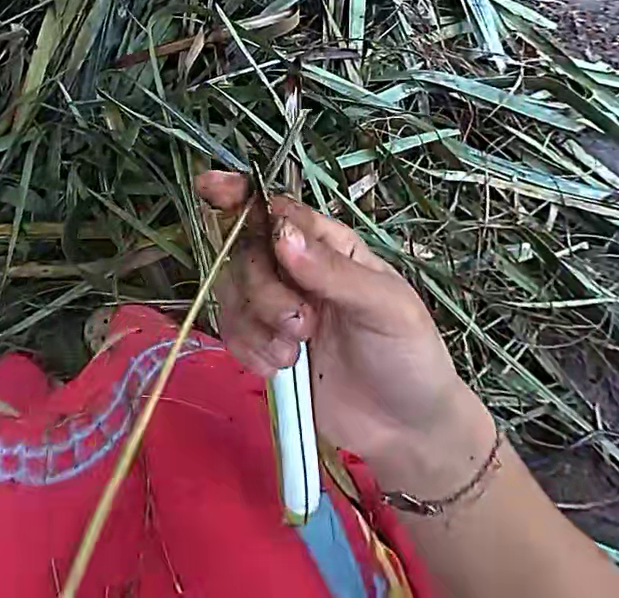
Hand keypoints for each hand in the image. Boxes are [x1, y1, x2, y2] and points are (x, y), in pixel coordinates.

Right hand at [195, 171, 493, 493]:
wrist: (405, 432)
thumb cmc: (408, 355)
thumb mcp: (385, 307)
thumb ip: (334, 271)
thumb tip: (281, 235)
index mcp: (327, 244)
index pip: (277, 209)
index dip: (240, 194)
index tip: (209, 186)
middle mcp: (295, 268)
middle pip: (247, 253)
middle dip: (264, 291)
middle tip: (301, 326)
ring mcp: (276, 306)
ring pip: (232, 292)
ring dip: (257, 325)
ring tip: (294, 354)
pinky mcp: (263, 344)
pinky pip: (230, 331)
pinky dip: (249, 350)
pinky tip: (280, 369)